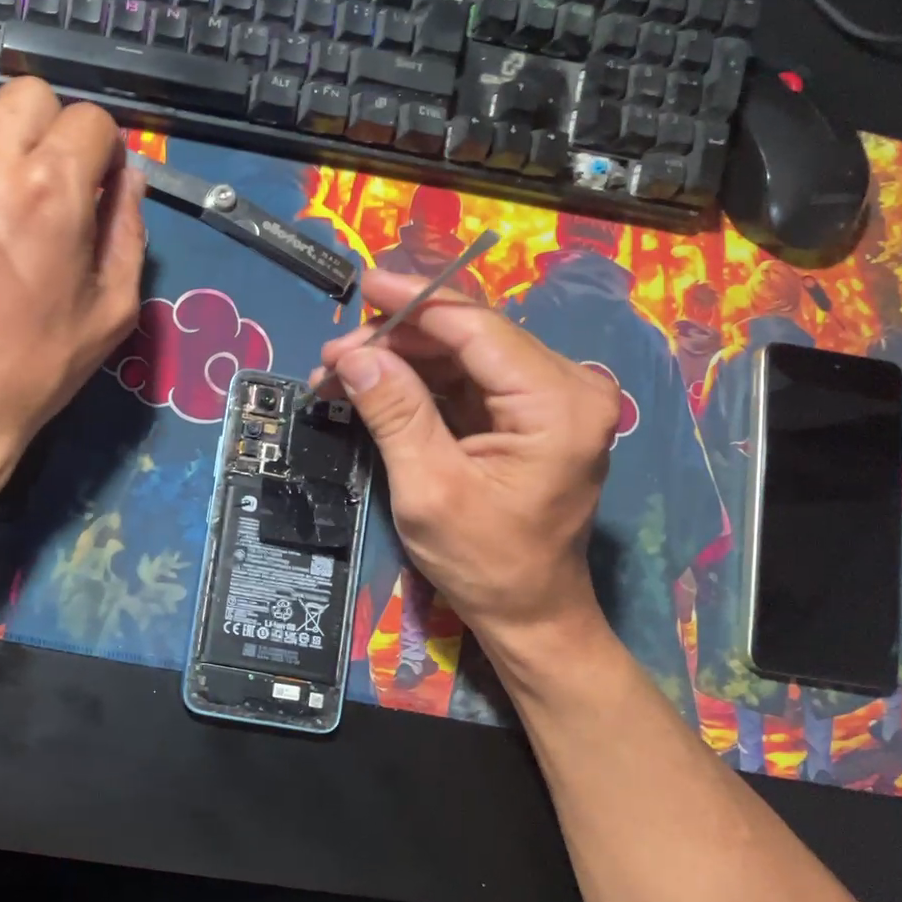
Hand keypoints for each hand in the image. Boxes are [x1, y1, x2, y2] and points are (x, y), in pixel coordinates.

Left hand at [0, 78, 146, 478]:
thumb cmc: (36, 366)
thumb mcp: (112, 309)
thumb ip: (128, 230)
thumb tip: (128, 180)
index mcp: (49, 189)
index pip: (90, 119)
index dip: (105, 153)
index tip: (100, 189)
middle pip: (29, 95)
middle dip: (54, 130)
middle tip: (56, 185)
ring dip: (7, 145)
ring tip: (11, 202)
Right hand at [313, 270, 620, 658]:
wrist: (529, 613)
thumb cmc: (484, 560)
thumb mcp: (429, 488)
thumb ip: (394, 413)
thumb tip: (352, 355)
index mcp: (557, 403)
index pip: (478, 329)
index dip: (415, 304)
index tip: (362, 289)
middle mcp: (566, 389)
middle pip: (471, 337)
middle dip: (399, 338)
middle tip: (335, 354)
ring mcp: (550, 403)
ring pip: (465, 356)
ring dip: (402, 360)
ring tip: (341, 372)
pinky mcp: (529, 419)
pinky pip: (468, 383)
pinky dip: (419, 383)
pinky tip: (374, 385)